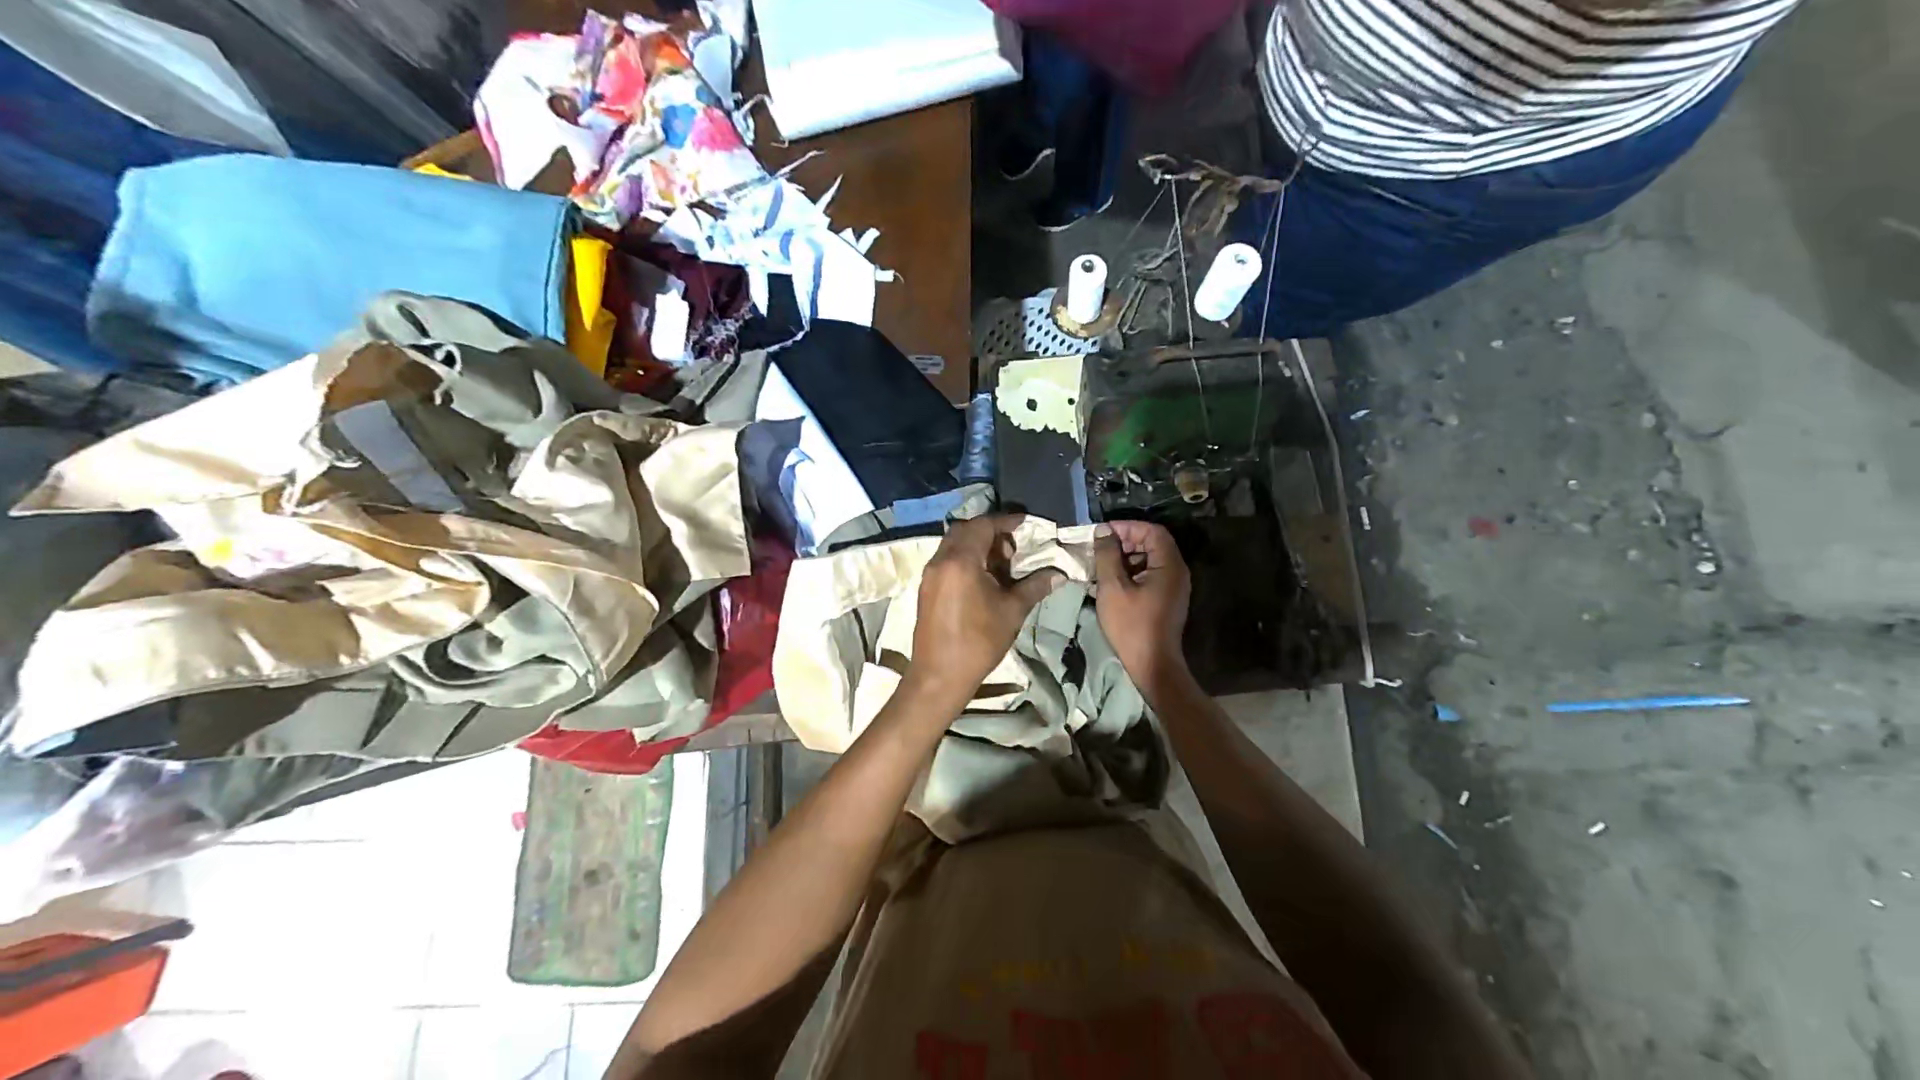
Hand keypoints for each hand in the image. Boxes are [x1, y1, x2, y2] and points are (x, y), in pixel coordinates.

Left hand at [907, 514, 1063, 706]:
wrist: (940, 676)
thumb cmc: (978, 642)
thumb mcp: (1012, 611)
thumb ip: (1035, 586)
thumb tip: (1059, 574)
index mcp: (961, 561)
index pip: (983, 525)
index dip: (1006, 520)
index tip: (1026, 523)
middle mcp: (941, 561)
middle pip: (965, 530)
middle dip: (990, 531)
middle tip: (1013, 549)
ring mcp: (930, 574)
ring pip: (954, 545)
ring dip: (977, 545)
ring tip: (1001, 566)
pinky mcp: (926, 588)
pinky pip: (947, 560)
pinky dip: (965, 559)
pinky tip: (983, 580)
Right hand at [1094, 520, 1192, 693]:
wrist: (1152, 665)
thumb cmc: (1131, 625)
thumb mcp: (1113, 587)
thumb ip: (1107, 555)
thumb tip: (1103, 531)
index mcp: (1169, 565)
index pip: (1152, 531)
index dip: (1127, 527)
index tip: (1103, 533)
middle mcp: (1177, 572)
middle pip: (1153, 544)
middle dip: (1125, 542)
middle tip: (1099, 549)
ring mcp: (1174, 587)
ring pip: (1150, 560)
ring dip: (1125, 558)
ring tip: (1101, 565)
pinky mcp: (1167, 600)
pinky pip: (1150, 576)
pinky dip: (1131, 573)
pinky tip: (1110, 583)